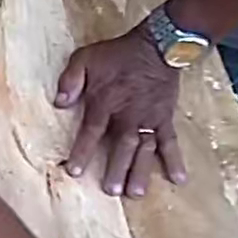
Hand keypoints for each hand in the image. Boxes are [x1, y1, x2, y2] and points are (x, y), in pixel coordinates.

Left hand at [57, 30, 187, 196]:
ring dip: (140, 171)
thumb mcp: (85, 58)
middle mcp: (128, 116)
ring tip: (136, 193)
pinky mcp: (165, 119)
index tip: (75, 172)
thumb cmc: (118, 54)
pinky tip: (178, 179)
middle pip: (121, 146)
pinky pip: (170, 142)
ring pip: (144, 149)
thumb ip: (70, 80)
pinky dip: (175, 160)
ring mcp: (148, 119)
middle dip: (116, 169)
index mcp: (106, 103)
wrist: (157, 45)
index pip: (91, 132)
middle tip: (112, 190)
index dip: (83, 152)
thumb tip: (59, 103)